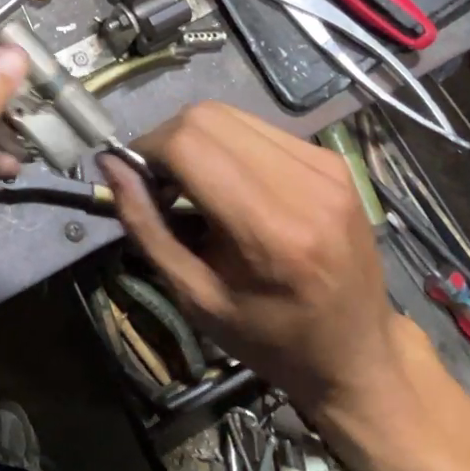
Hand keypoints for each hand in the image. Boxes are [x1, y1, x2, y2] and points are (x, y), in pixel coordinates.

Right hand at [101, 101, 405, 416]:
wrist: (360, 356)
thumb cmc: (270, 337)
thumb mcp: (194, 296)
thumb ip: (145, 226)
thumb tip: (109, 164)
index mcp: (271, 231)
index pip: (188, 144)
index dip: (147, 151)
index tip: (138, 181)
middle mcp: (304, 186)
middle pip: (205, 117)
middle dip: (167, 141)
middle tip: (162, 183)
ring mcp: (326, 168)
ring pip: (229, 114)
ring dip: (195, 138)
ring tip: (195, 183)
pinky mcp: (334, 161)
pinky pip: (257, 127)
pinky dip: (228, 144)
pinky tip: (230, 182)